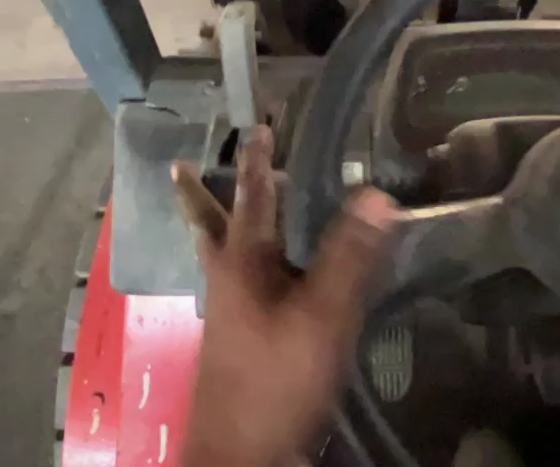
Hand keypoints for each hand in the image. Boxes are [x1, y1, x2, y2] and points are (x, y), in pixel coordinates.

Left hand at [175, 126, 395, 466]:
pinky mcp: (238, 336)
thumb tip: (377, 194)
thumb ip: (349, 256)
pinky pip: (237, 279)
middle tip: (182, 165)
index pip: (252, 196)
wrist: (240, 457)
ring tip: (221, 203)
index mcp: (242, 261)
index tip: (257, 126)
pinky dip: (243, 258)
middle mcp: (227, 277)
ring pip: (218, 252)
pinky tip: (266, 269)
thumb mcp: (320, 315)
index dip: (257, 159)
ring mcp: (228, 310)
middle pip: (209, 224)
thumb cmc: (276, 378)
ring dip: (218, 222)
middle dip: (199, 193)